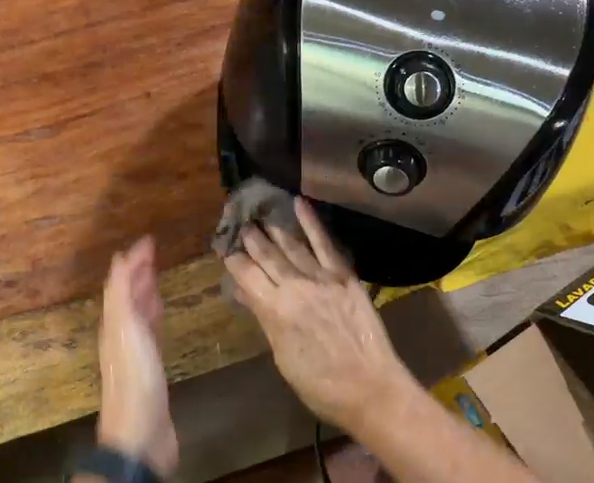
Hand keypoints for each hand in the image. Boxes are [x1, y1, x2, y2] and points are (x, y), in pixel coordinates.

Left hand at [96, 237, 177, 477]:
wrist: (140, 433)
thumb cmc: (133, 377)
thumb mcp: (125, 329)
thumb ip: (123, 293)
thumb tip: (122, 256)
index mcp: (113, 322)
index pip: (120, 282)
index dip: (132, 260)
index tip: (148, 240)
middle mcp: (121, 332)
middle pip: (128, 294)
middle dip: (138, 272)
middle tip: (154, 252)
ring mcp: (135, 351)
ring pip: (140, 311)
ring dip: (147, 291)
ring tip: (158, 274)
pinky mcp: (151, 367)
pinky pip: (152, 330)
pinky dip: (156, 314)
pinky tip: (163, 312)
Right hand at [223, 198, 418, 431]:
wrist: (370, 389)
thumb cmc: (320, 385)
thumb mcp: (283, 357)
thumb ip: (264, 319)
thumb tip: (245, 292)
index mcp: (274, 311)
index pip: (246, 275)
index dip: (232, 259)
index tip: (223, 246)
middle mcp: (294, 287)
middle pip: (266, 255)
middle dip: (250, 237)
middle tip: (239, 220)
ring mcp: (321, 278)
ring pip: (291, 245)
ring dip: (273, 227)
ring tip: (260, 213)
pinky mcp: (344, 276)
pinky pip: (324, 244)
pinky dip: (311, 223)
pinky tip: (299, 204)